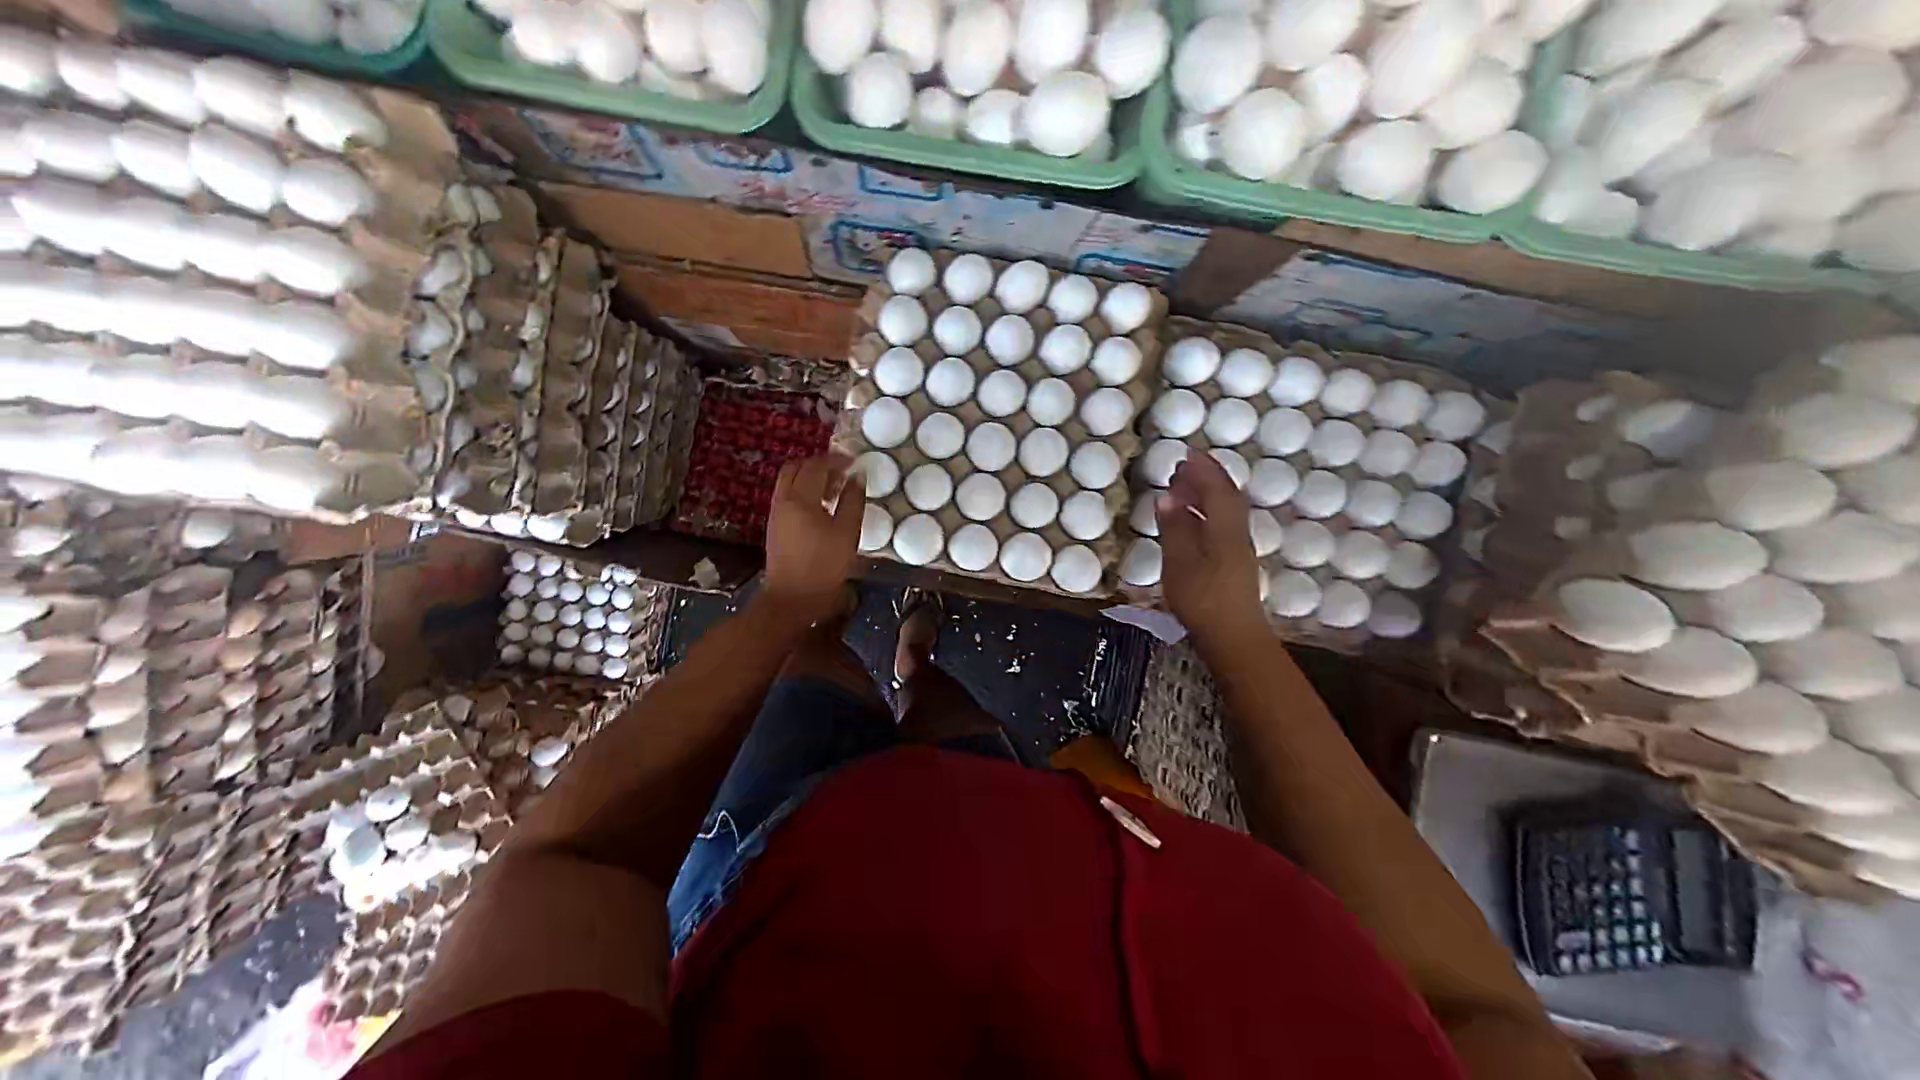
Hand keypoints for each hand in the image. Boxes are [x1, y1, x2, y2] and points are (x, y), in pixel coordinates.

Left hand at [760, 454, 863, 626]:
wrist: (792, 598)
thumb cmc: (824, 566)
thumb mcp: (847, 532)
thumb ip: (853, 501)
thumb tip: (857, 477)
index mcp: (801, 498)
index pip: (817, 465)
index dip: (837, 460)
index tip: (854, 462)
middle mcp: (783, 499)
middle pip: (796, 467)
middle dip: (819, 464)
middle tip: (842, 474)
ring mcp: (776, 512)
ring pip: (789, 481)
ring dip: (810, 478)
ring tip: (834, 491)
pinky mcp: (774, 525)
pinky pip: (787, 495)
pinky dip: (803, 491)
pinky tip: (821, 508)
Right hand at [1157, 451, 1269, 645]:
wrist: (1235, 639)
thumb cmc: (1203, 599)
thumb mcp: (1180, 562)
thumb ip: (1174, 528)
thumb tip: (1168, 496)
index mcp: (1225, 528)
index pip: (1217, 489)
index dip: (1203, 469)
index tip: (1187, 453)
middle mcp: (1237, 534)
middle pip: (1226, 498)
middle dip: (1206, 479)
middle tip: (1183, 468)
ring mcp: (1238, 551)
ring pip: (1225, 513)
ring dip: (1207, 497)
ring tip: (1184, 491)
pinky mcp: (1234, 566)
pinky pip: (1222, 527)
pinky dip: (1207, 515)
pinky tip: (1192, 524)